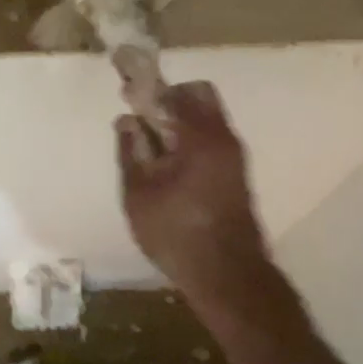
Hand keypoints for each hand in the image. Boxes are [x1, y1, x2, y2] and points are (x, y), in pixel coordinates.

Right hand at [116, 81, 271, 305]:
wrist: (228, 275)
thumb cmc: (177, 231)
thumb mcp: (139, 192)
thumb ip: (131, 150)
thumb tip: (126, 121)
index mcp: (201, 134)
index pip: (176, 91)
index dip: (148, 88)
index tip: (127, 94)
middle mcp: (224, 137)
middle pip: (199, 96)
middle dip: (170, 100)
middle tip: (142, 120)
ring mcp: (234, 156)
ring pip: (208, 118)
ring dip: (181, 121)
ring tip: (151, 147)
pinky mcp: (236, 175)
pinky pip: (212, 139)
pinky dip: (191, 139)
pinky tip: (169, 166)